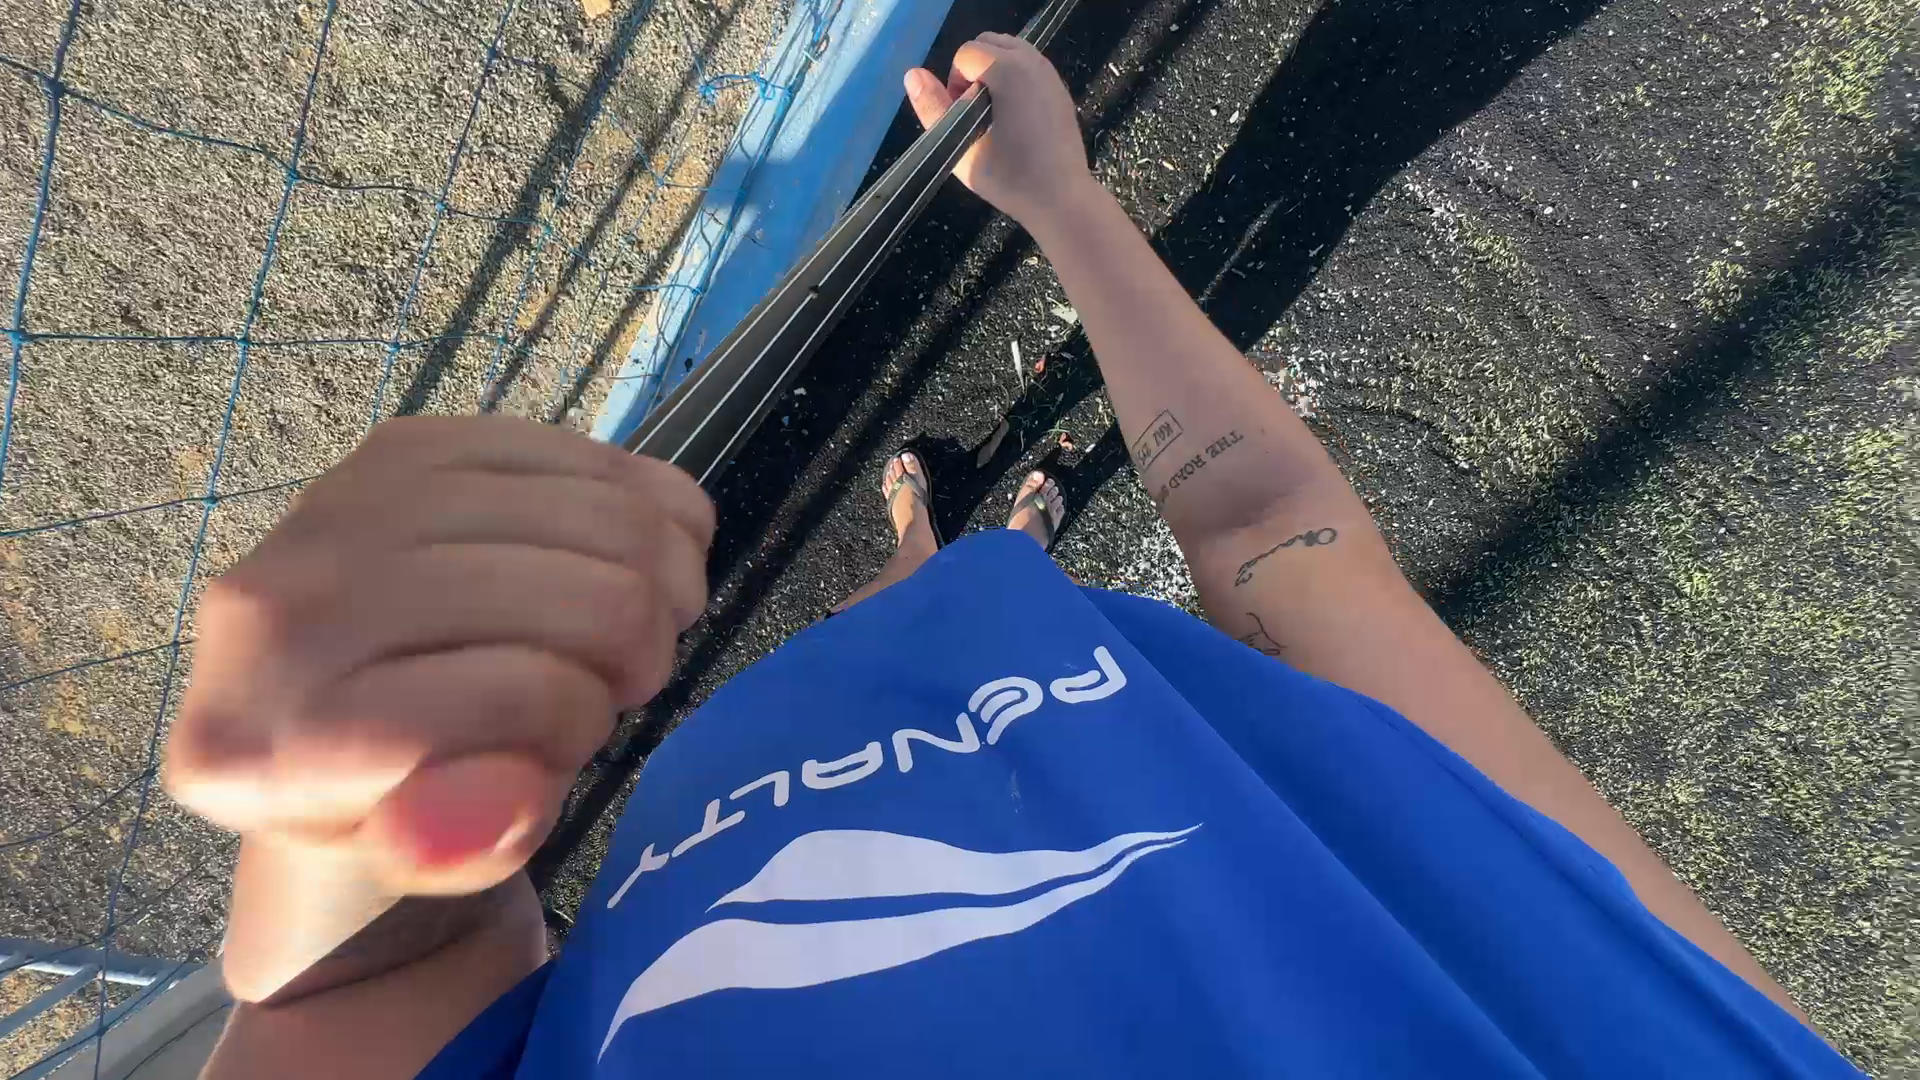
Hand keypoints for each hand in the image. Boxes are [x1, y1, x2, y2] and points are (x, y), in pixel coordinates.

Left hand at [164, 416, 713, 898]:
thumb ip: (466, 844)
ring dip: (664, 587)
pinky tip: (634, 561)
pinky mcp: (423, 438)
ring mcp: (356, 496)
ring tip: (629, 624)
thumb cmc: (404, 780)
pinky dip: (664, 521)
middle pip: (597, 603)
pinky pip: (614, 463)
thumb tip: (506, 806)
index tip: (562, 746)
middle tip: (617, 678)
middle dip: (640, 654)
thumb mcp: (434, 851)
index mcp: (268, 737)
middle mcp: (288, 595)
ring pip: (622, 523)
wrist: (342, 685)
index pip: (527, 696)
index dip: (580, 727)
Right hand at [905, 32, 1095, 226]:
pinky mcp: (1059, 87)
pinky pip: (1028, 67)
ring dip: (993, 74)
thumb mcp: (962, 150)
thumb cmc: (1010, 180)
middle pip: (988, 43)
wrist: (1060, 199)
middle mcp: (1031, 61)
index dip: (954, 85)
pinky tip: (1015, 120)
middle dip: (973, 72)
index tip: (962, 119)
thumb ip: (934, 110)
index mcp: (1007, 71)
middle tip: (974, 115)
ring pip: (1010, 51)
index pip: (965, 54)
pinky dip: (1014, 81)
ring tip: (993, 117)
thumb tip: (912, 74)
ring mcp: (1049, 72)